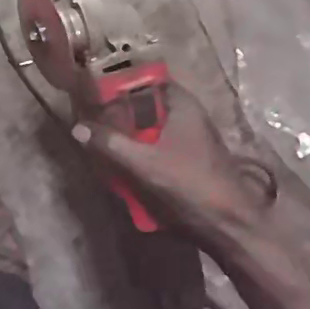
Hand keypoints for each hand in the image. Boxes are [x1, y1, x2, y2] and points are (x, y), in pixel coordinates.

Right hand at [71, 83, 275, 251]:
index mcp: (182, 105)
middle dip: (121, 113)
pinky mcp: (192, 161)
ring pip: (153, 128)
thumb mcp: (144, 164)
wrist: (232, 229)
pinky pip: (160, 147)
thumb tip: (77, 127)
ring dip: (130, 135)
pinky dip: (142, 152)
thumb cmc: (190, 186)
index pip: (148, 79)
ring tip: (103, 142)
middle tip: (94, 119)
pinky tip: (124, 166)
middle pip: (148, 105)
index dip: (122, 83)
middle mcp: (190, 116)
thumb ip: (110, 144)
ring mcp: (193, 140)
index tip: (96, 90)